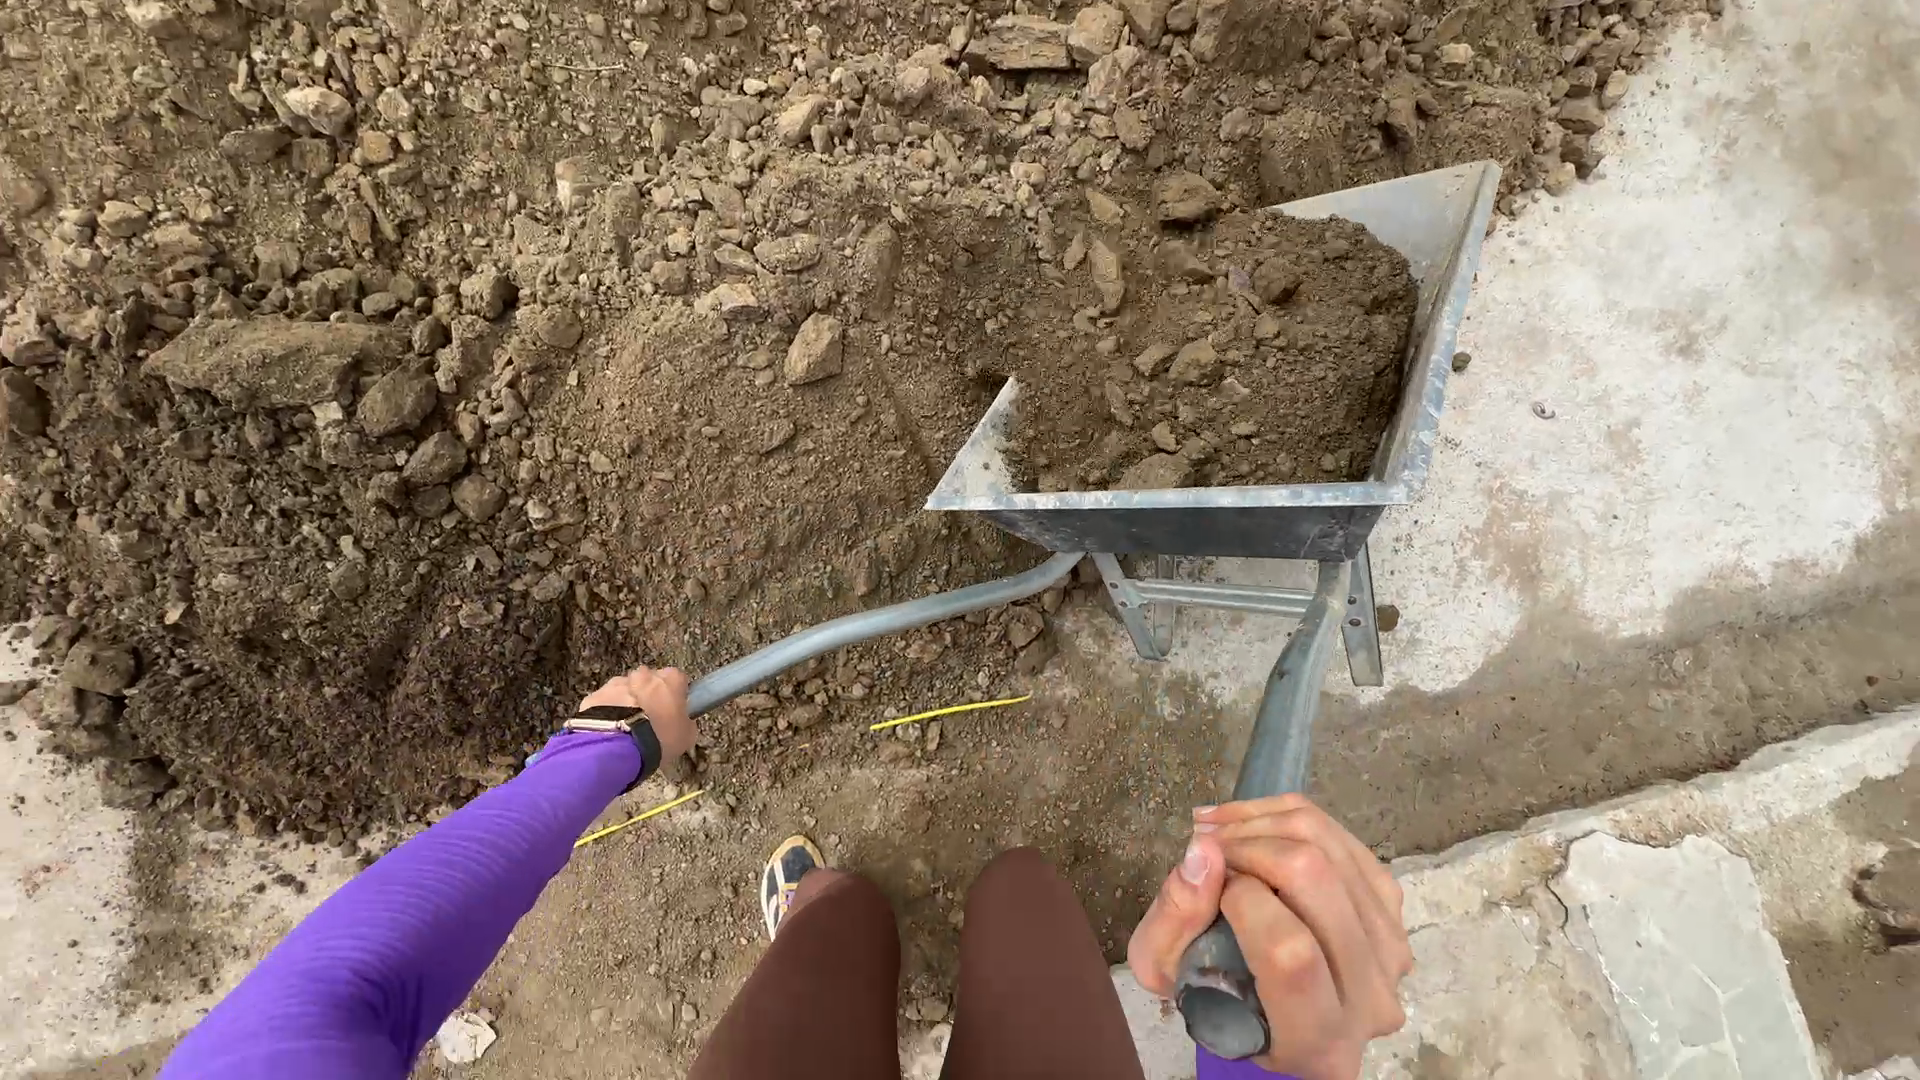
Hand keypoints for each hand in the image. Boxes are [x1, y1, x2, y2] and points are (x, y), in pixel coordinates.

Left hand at [578, 666, 696, 764]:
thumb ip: (685, 722)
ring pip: (625, 690)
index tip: (673, 711)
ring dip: (627, 704)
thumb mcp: (686, 736)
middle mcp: (645, 675)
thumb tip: (682, 723)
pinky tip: (609, 731)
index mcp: (671, 679)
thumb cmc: (658, 737)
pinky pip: (604, 702)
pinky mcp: (596, 695)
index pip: (678, 680)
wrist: (618, 747)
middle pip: (649, 681)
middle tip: (649, 721)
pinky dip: (606, 713)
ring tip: (626, 729)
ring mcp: (618, 683)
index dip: (675, 696)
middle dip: (649, 696)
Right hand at [1127, 795, 1411, 1079]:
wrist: (1265, 1000)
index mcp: (1315, 1039)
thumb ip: (1175, 916)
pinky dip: (1282, 813)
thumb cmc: (1210, 992)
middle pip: (1313, 877)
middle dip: (1247, 844)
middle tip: (1208, 844)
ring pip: (1326, 844)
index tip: (1210, 887)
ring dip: (1259, 820)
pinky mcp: (1390, 903)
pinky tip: (1248, 825)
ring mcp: (1391, 947)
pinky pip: (1337, 832)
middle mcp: (1371, 997)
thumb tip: (1205, 848)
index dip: (1242, 899)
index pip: (1290, 952)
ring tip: (1219, 829)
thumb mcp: (1162, 969)